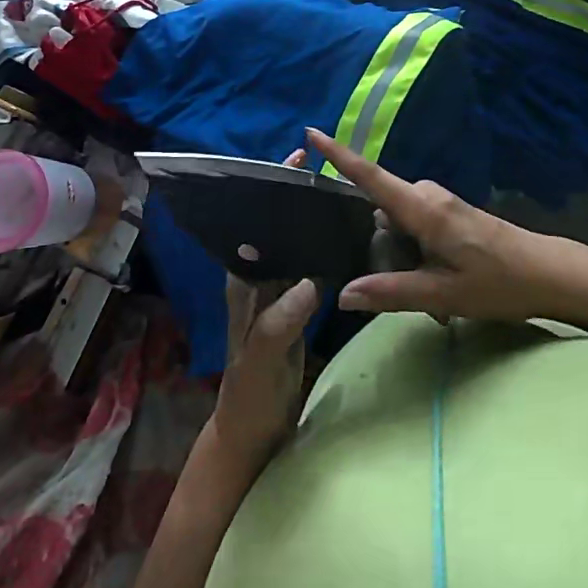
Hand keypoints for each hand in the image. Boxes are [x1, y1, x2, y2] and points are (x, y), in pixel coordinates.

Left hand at [205, 148, 320, 469]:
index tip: (293, 161)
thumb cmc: (250, 390)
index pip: (253, 226)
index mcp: (243, 280)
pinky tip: (344, 243)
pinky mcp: (295, 308)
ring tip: (341, 196)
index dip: (269, 193)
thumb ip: (282, 319)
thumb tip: (310, 280)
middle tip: (327, 170)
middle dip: (294, 199)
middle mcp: (258, 279)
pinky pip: (309, 272)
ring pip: (293, 248)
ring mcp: (277, 293)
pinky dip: (323, 255)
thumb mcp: (262, 355)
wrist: (256, 427)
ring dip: (309, 224)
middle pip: (275, 230)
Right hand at [307, 128, 554, 322]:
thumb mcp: (442, 295)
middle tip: (405, 289)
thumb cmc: (499, 282)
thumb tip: (342, 296)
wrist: (552, 274)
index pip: (371, 176)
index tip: (311, 132)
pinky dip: (414, 252)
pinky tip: (436, 284)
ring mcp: (440, 202)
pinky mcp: (448, 211)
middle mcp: (427, 196)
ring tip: (429, 296)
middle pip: (379, 210)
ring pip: (396, 221)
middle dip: (379, 247)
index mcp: (422, 210)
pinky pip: (414, 224)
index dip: (339, 155)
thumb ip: (390, 293)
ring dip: (400, 255)